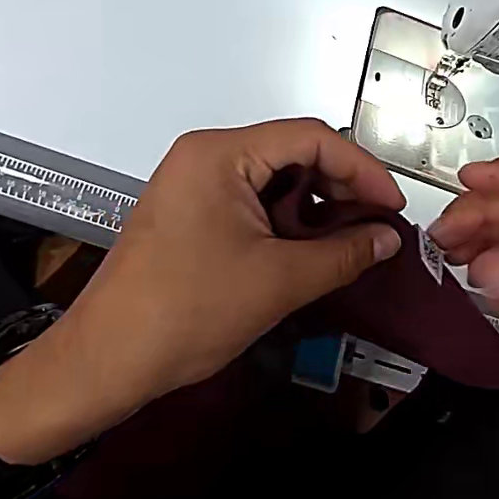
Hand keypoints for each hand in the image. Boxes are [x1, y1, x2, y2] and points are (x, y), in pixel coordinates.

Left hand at [66, 119, 406, 396]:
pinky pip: (255, 200)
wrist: (108, 360)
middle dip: (339, 189)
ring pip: (276, 178)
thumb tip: (384, 238)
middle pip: (293, 153)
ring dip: (315, 208)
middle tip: (374, 225)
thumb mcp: (278, 281)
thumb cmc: (178, 314)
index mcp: (219, 154)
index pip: (310, 138)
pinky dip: (287, 221)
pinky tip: (308, 250)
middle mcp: (205, 157)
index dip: (361, 169)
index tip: (390, 202)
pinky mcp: (195, 210)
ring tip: (346, 243)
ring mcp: (197, 183)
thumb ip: (343, 253)